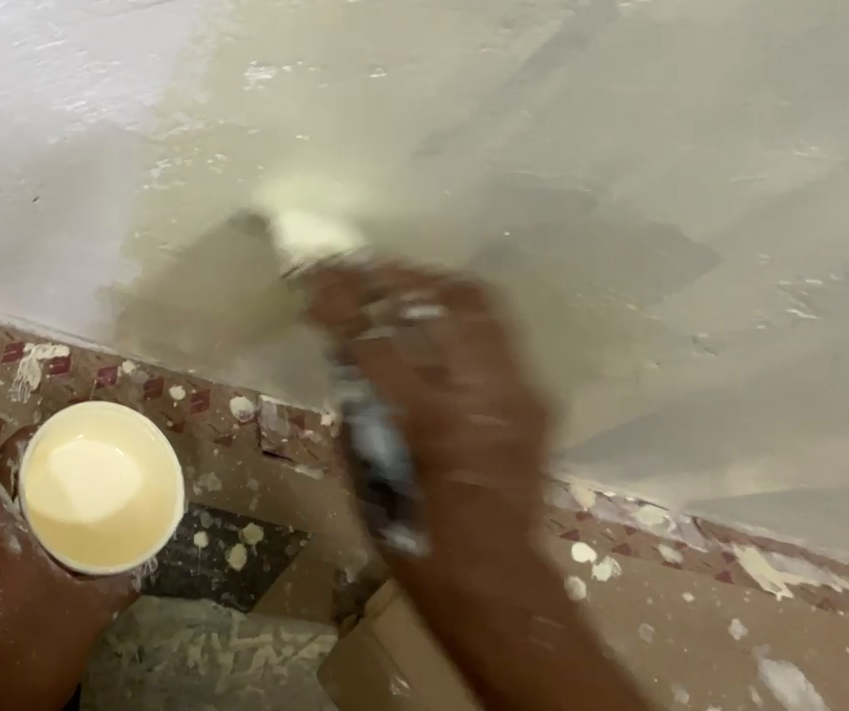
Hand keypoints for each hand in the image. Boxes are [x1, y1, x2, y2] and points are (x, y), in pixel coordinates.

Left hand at [0, 417, 140, 710]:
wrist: (3, 704)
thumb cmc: (43, 647)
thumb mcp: (90, 611)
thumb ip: (120, 581)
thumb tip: (146, 560)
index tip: (3, 421)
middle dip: (6, 459)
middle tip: (37, 442)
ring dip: (6, 491)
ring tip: (39, 481)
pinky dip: (8, 521)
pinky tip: (36, 532)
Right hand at [304, 262, 550, 597]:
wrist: (493, 577)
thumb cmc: (408, 530)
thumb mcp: (363, 462)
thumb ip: (358, 398)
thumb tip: (346, 348)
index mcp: (426, 419)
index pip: (372, 335)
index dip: (338, 298)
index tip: (314, 275)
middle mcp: (479, 396)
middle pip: (433, 301)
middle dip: (388, 276)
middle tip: (358, 269)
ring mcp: (515, 392)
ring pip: (475, 304)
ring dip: (428, 286)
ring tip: (396, 282)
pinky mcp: (534, 398)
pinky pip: (494, 332)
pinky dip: (457, 316)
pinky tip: (432, 322)